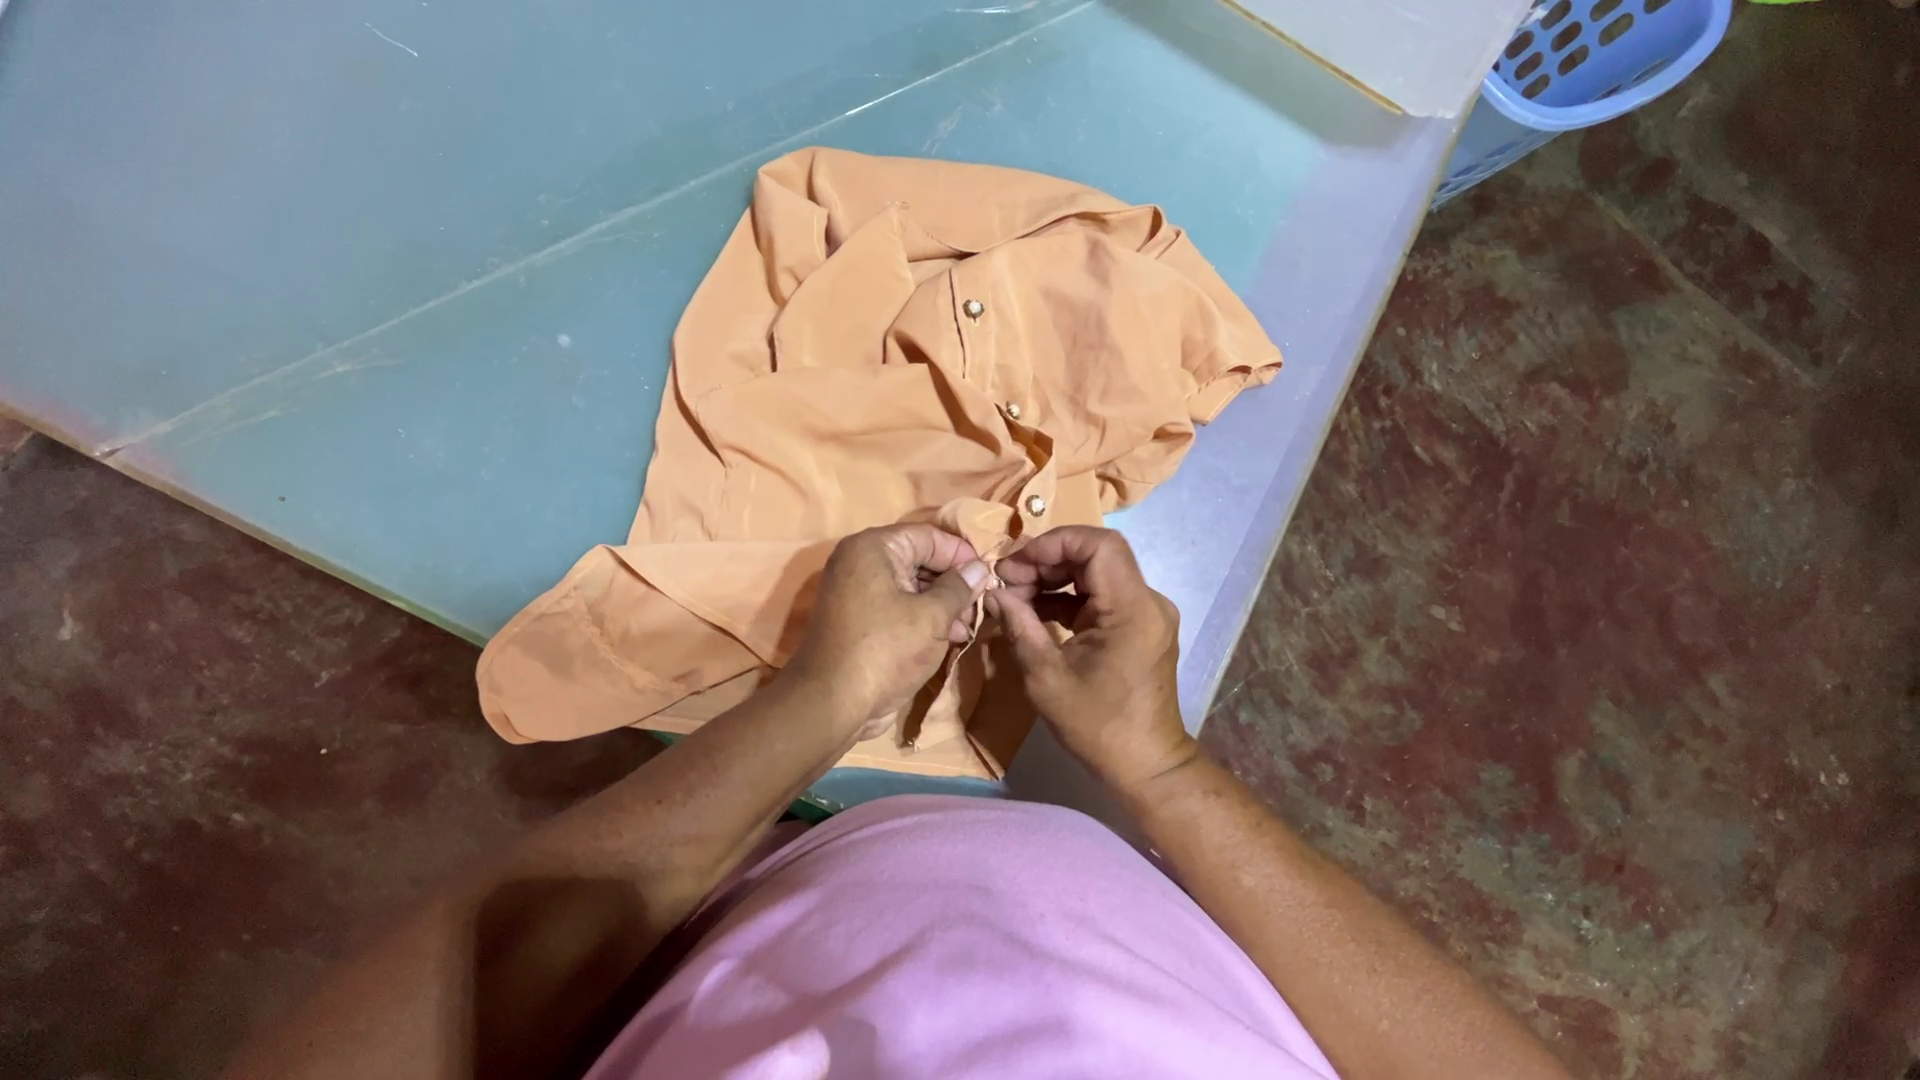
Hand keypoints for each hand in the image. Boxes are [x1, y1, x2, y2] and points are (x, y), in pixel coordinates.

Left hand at [782, 524, 993, 740]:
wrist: (833, 703)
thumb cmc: (885, 651)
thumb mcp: (932, 618)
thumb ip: (958, 588)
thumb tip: (978, 568)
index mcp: (873, 548)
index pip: (928, 535)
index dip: (961, 553)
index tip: (989, 573)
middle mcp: (860, 562)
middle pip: (918, 559)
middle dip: (952, 582)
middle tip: (982, 603)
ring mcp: (856, 592)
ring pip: (910, 586)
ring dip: (942, 604)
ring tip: (969, 626)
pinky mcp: (859, 620)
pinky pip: (897, 607)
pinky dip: (922, 618)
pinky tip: (950, 637)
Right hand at [985, 526, 1197, 798]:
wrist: (1146, 764)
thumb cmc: (1097, 725)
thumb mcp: (1046, 677)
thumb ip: (1019, 626)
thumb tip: (991, 592)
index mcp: (1132, 609)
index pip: (1098, 545)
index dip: (1053, 543)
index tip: (1015, 563)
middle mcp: (1147, 601)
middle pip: (1095, 555)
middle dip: (1046, 560)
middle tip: (1006, 580)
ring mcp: (1145, 612)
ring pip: (1095, 573)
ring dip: (1053, 578)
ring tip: (1013, 596)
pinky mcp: (1138, 625)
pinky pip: (1100, 596)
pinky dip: (1067, 597)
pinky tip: (1033, 611)